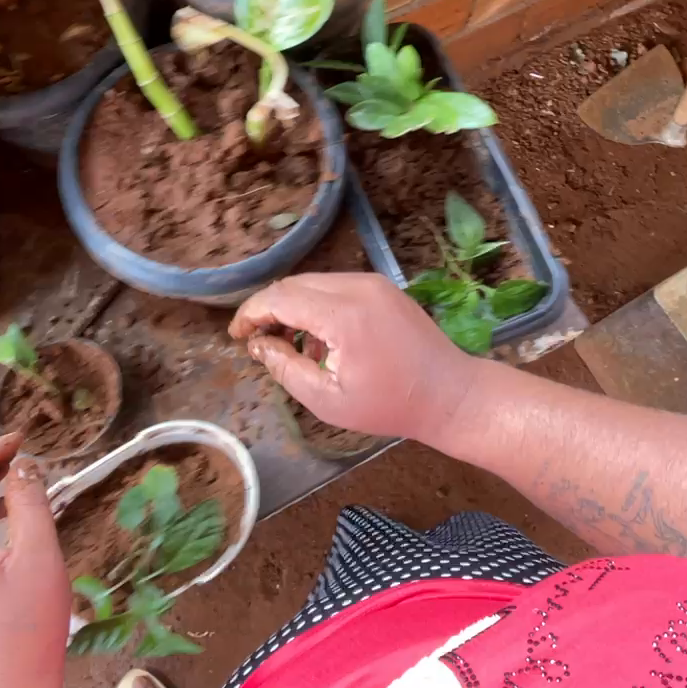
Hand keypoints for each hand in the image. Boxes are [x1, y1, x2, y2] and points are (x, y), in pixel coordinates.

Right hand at [230, 273, 481, 442]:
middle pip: (294, 284)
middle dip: (268, 308)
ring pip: (314, 282)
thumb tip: (258, 345)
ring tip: (287, 344)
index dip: (251, 314)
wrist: (450, 394)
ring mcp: (373, 282)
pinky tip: (318, 338)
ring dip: (292, 306)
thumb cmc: (389, 405)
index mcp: (344, 315)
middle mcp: (357, 287)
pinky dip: (316, 304)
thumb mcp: (327, 400)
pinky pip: (336, 286)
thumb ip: (285, 368)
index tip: (236, 335)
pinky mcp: (382, 286)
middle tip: (257, 341)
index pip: (280, 298)